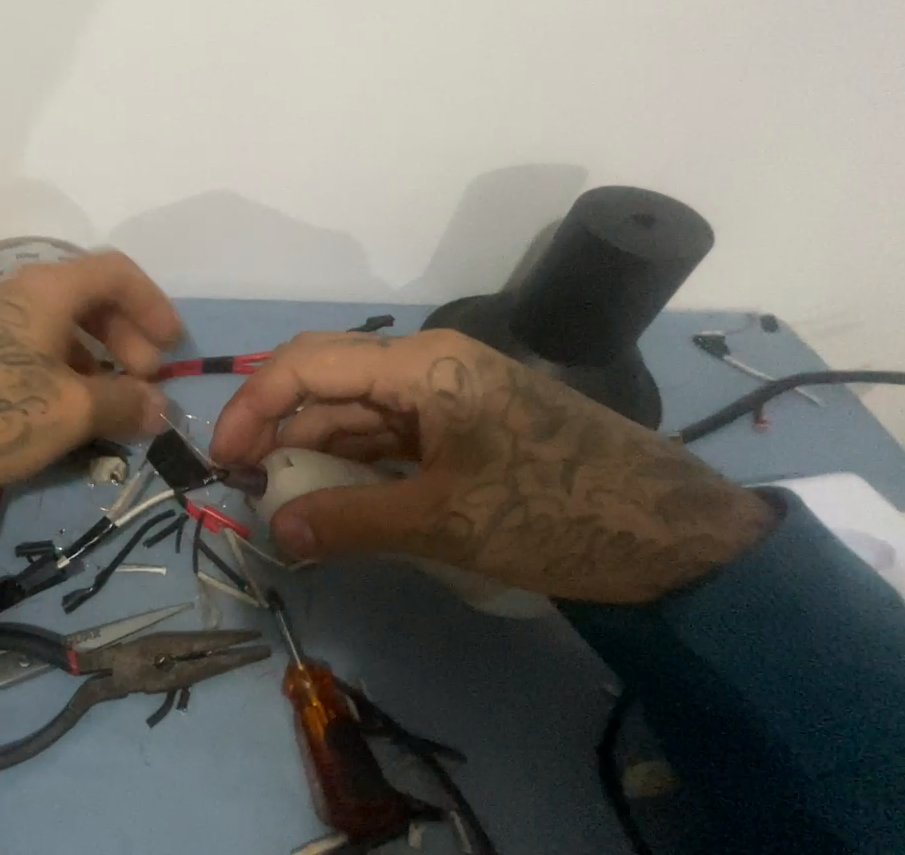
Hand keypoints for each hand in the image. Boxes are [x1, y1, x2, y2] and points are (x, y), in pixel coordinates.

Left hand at [0, 252, 181, 527]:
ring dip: (90, 356)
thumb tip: (160, 408)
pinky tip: (56, 408)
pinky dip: (55, 367)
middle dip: (123, 335)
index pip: (114, 271)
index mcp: (44, 289)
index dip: (151, 304)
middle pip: (85, 295)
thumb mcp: (70, 411)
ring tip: (104, 402)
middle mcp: (11, 291)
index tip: (171, 348)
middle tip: (141, 381)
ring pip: (53, 323)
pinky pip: (23, 344)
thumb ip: (124, 403)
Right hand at [211, 329, 778, 602]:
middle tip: (241, 474)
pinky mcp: (454, 424)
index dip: (251, 407)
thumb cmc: (559, 512)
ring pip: (347, 407)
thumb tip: (276, 537)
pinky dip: (347, 461)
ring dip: (308, 446)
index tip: (222, 459)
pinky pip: (380, 432)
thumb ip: (348, 523)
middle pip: (320, 377)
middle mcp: (423, 364)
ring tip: (278, 494)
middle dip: (272, 423)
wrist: (682, 538)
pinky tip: (326, 494)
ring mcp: (440, 393)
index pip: (305, 365)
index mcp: (421, 365)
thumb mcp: (444, 522)